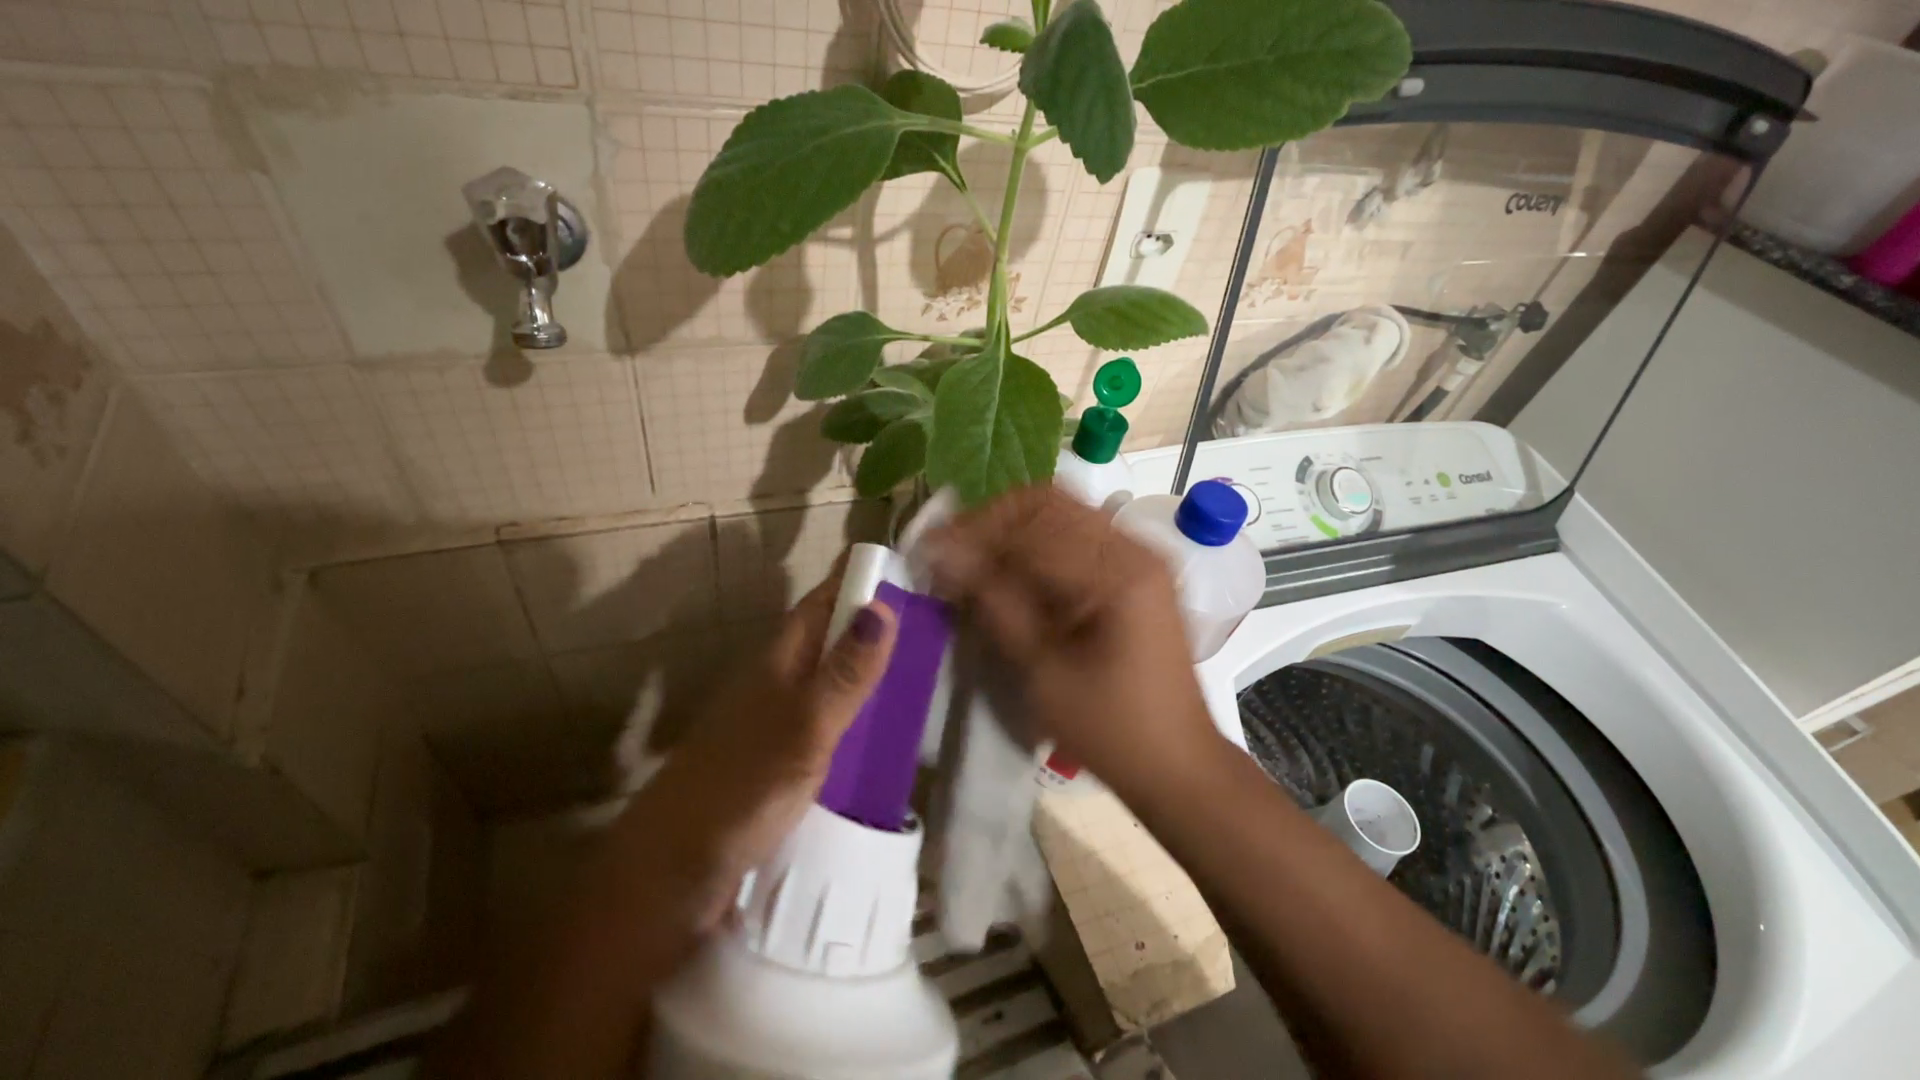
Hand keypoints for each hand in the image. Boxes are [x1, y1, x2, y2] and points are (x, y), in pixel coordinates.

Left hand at [600, 558, 898, 947]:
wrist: (675, 867)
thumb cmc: (742, 788)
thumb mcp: (805, 728)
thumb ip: (844, 674)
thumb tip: (883, 605)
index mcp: (778, 662)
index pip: (823, 601)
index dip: (859, 578)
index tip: (909, 561)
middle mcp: (776, 682)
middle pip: (827, 635)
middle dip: (872, 618)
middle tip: (932, 613)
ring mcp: (774, 721)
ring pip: (828, 675)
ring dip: (866, 662)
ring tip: (921, 662)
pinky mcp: (778, 759)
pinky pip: (827, 715)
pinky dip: (857, 708)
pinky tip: (881, 726)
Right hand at [921, 485, 1219, 797]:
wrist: (1179, 763)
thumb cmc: (1110, 730)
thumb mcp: (1043, 672)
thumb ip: (995, 602)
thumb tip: (943, 555)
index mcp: (1119, 572)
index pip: (1032, 522)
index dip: (972, 532)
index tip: (928, 551)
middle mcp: (1136, 547)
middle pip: (1048, 502)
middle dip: (990, 522)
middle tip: (947, 553)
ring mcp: (1142, 555)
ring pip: (1061, 512)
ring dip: (1011, 531)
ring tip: (971, 564)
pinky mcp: (1138, 570)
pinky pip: (1078, 535)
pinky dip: (1037, 546)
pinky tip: (1009, 575)